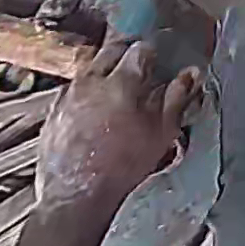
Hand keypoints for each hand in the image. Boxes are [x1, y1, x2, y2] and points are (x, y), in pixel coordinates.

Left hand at [37, 39, 199, 208]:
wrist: (76, 196)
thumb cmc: (124, 164)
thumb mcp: (161, 132)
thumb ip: (177, 97)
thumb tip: (191, 73)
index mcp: (122, 81)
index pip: (140, 50)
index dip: (151, 52)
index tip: (157, 60)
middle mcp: (92, 80)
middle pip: (111, 49)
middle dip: (126, 52)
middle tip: (137, 66)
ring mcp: (69, 94)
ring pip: (90, 67)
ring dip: (105, 69)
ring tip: (115, 86)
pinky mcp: (53, 111)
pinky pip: (72, 88)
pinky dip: (85, 90)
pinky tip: (93, 106)